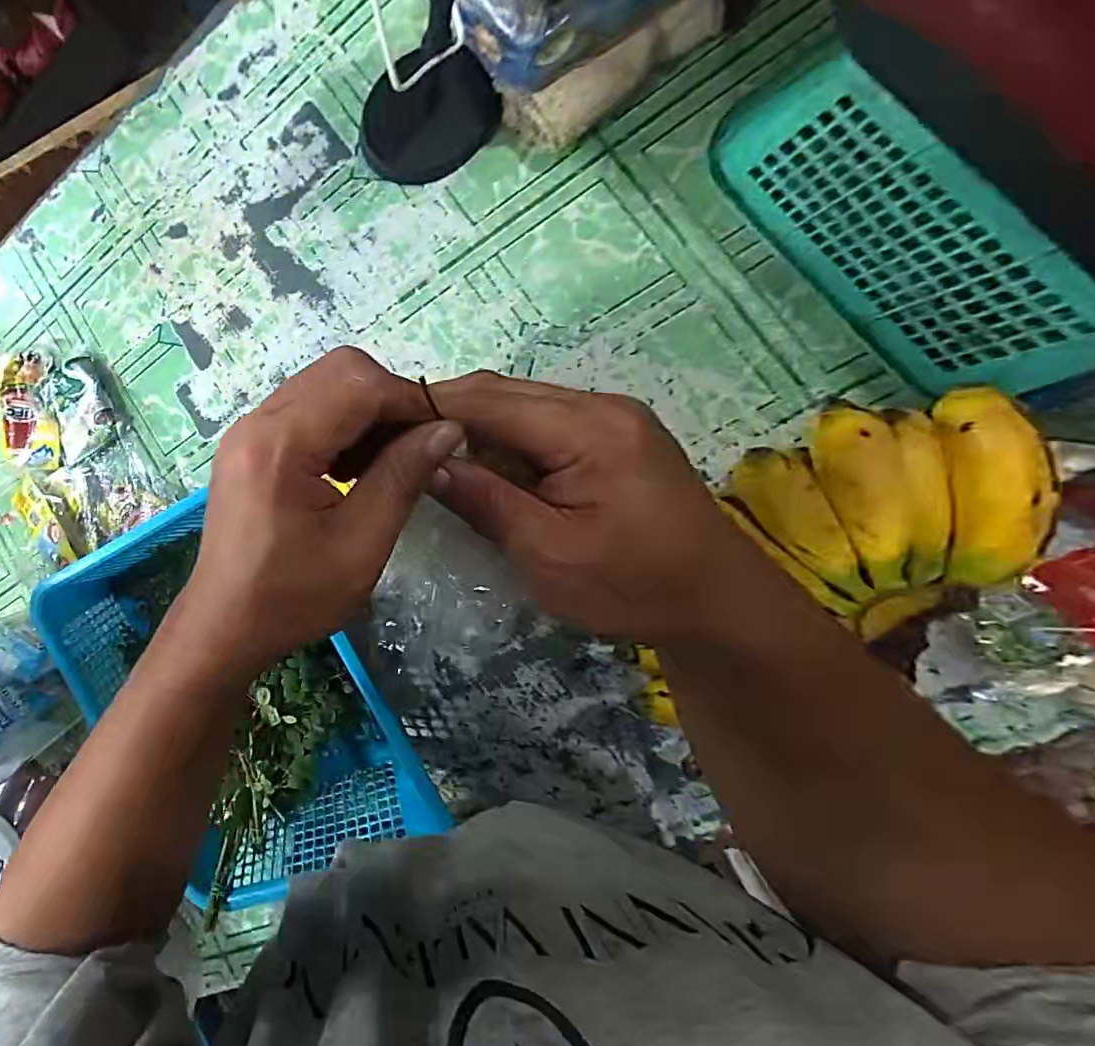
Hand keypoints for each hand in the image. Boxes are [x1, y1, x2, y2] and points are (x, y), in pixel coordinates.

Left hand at [171, 348, 463, 678]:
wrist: (224, 625)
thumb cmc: (291, 597)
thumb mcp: (360, 544)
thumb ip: (402, 477)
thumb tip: (446, 428)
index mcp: (279, 444)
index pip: (359, 383)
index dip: (410, 402)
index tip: (444, 436)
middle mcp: (256, 423)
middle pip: (338, 372)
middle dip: (387, 401)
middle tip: (412, 451)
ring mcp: (246, 432)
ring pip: (321, 386)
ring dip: (362, 413)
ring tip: (384, 465)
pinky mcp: (246, 447)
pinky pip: (301, 411)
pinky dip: (336, 426)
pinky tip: (351, 470)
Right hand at [427, 372, 800, 643]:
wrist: (717, 605)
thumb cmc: (631, 587)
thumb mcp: (546, 552)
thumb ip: (484, 500)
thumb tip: (426, 462)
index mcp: (588, 429)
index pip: (488, 400)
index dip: (428, 408)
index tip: (377, 427)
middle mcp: (599, 407)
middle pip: (501, 391)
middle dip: (442, 411)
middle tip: (390, 442)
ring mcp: (607, 419)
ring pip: (517, 404)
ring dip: (468, 425)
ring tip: (422, 453)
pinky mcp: (608, 437)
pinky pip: (537, 423)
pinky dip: (497, 438)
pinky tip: (473, 463)